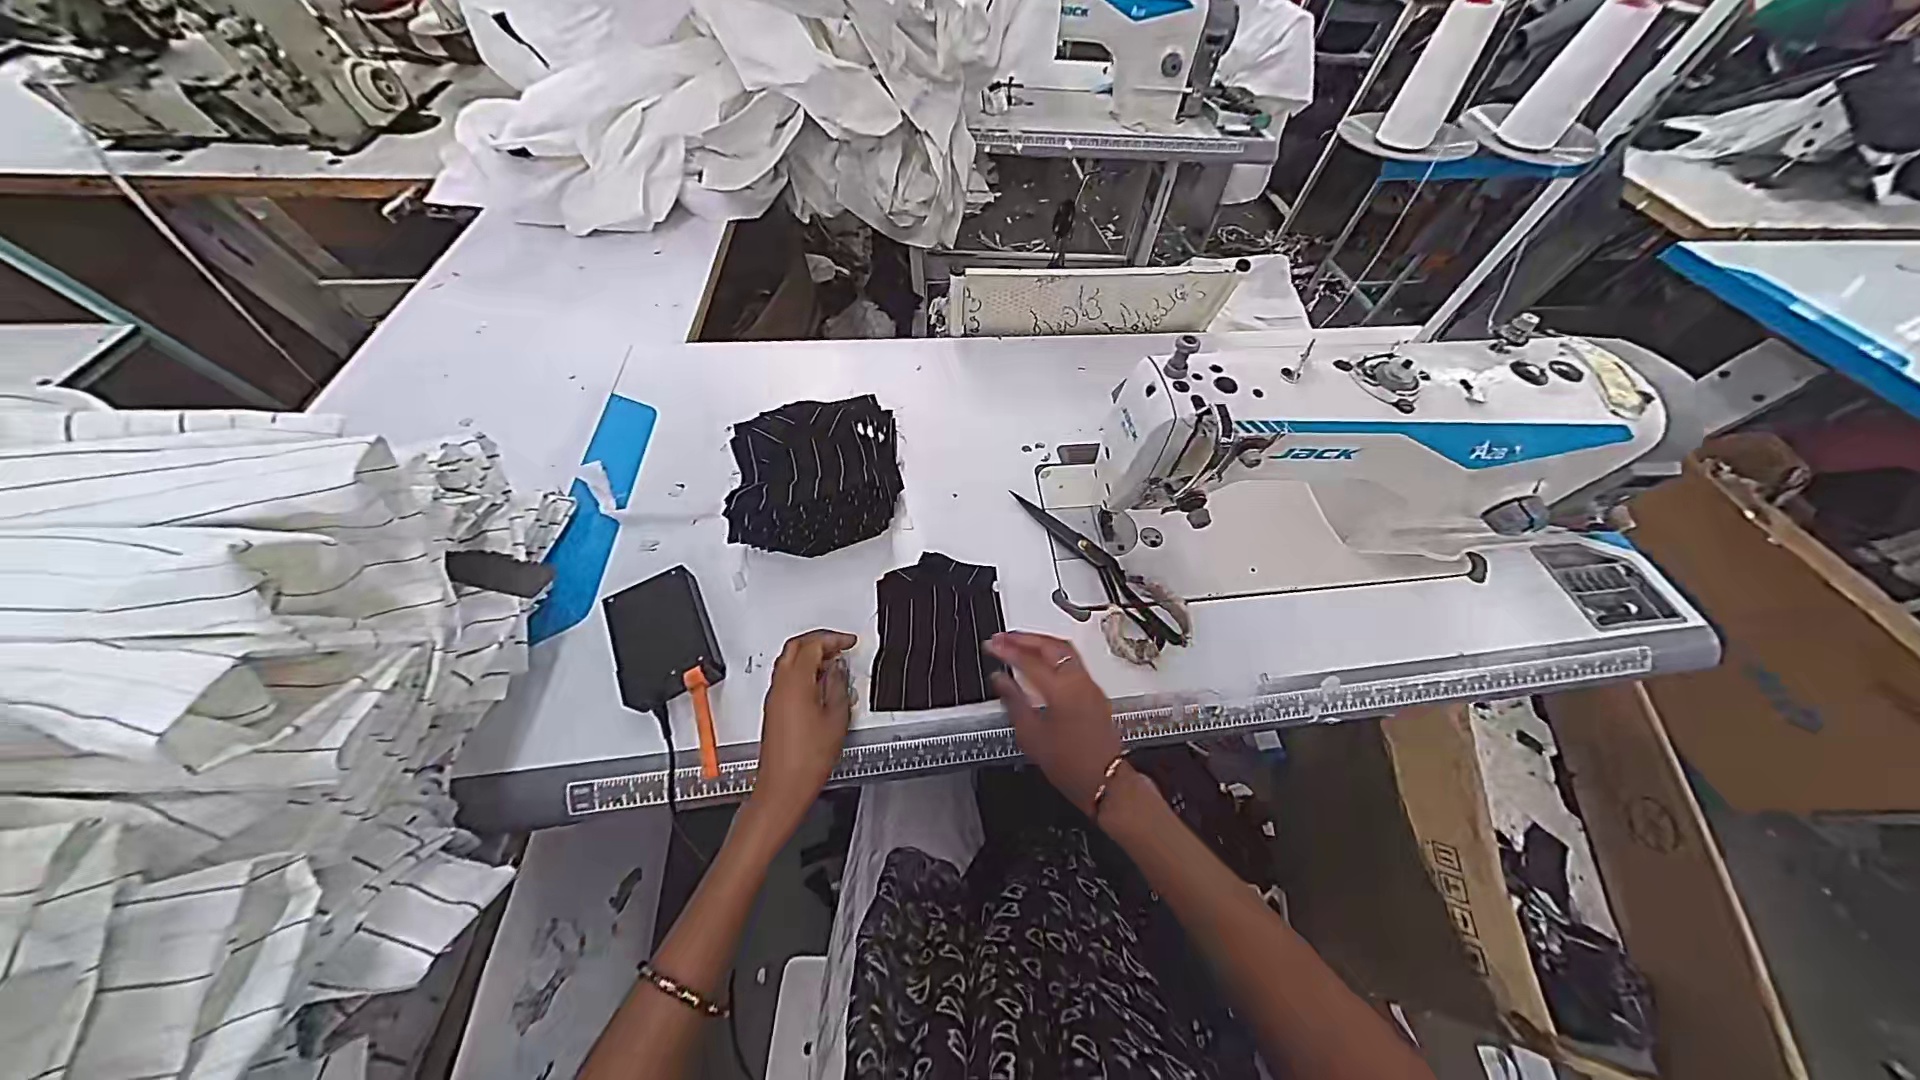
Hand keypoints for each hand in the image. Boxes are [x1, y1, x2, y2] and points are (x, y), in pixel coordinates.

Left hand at [754, 629, 856, 814]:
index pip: (812, 645)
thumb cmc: (806, 759)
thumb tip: (838, 669)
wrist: (784, 786)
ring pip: (789, 661)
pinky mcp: (774, 709)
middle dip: (819, 641)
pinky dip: (803, 671)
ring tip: (834, 664)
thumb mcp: (836, 717)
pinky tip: (820, 684)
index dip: (832, 639)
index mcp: (795, 682)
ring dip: (810, 656)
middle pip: (795, 647)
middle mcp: (779, 686)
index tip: (847, 641)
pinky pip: (786, 678)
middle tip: (840, 646)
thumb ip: (837, 685)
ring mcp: (774, 697)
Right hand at [986, 631, 1120, 815]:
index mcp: (1061, 691)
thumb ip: (1013, 701)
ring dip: (1041, 642)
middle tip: (1004, 637)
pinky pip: (1073, 662)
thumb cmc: (1072, 766)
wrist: (1104, 781)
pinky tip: (1042, 660)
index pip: (1028, 660)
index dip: (1007, 650)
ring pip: (1065, 650)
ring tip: (1021, 642)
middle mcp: (1079, 682)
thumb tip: (1000, 680)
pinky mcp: (1095, 693)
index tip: (992, 645)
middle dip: (1024, 638)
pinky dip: (1054, 654)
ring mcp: (1090, 686)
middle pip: (1051, 645)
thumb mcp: (1031, 736)